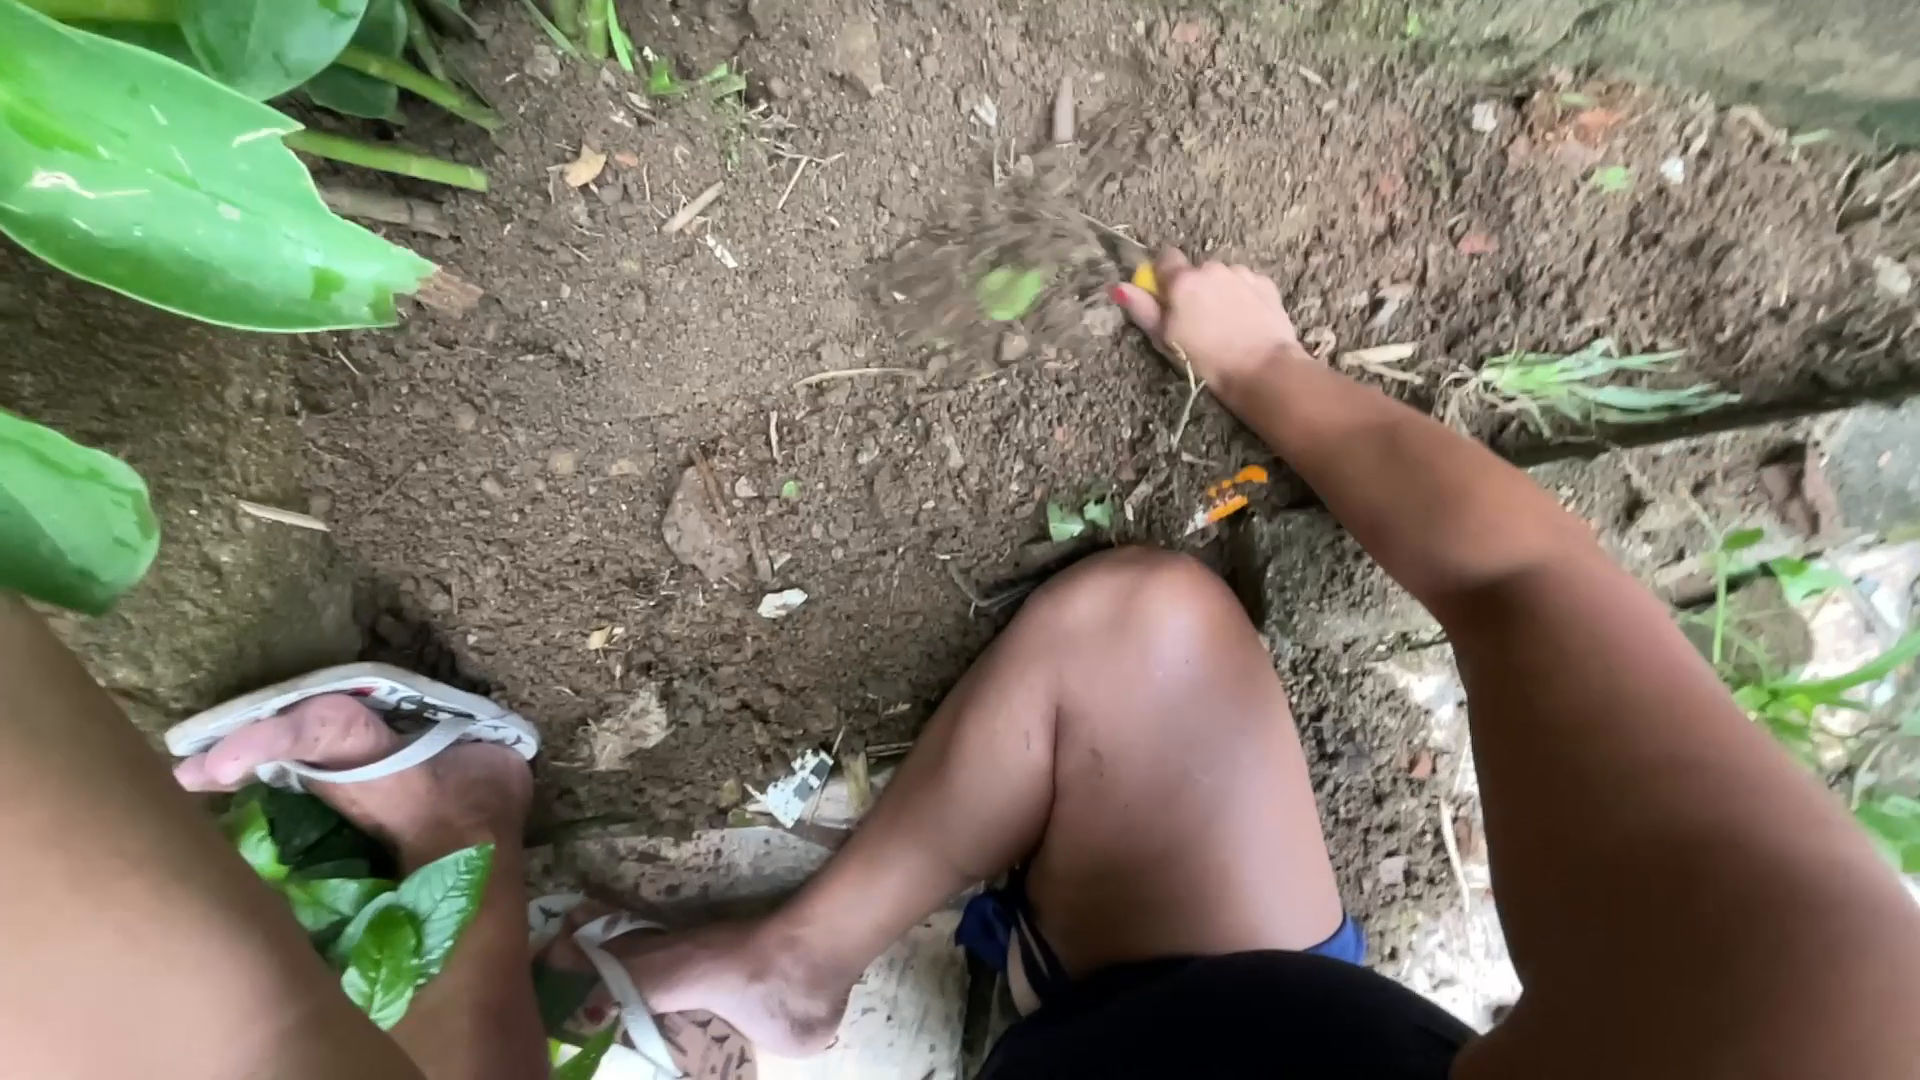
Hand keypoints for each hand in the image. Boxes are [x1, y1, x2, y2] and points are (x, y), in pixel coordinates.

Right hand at [1111, 249, 1309, 388]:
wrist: (1260, 369)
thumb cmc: (1205, 360)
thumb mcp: (1164, 338)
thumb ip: (1142, 309)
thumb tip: (1118, 286)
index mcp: (1183, 281)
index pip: (1164, 258)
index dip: (1162, 276)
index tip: (1165, 297)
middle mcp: (1212, 269)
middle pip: (1195, 271)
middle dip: (1192, 289)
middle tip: (1194, 321)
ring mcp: (1241, 274)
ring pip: (1221, 277)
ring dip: (1217, 293)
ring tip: (1221, 325)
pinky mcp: (1265, 285)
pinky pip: (1245, 285)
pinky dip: (1241, 298)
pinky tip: (1242, 322)